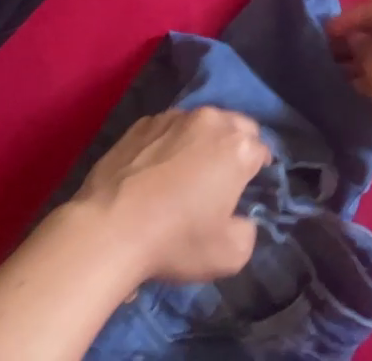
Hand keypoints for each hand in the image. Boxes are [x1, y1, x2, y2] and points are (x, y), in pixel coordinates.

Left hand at [69, 107, 270, 283]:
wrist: (110, 227)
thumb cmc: (177, 240)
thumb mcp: (232, 254)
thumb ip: (248, 229)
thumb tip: (240, 217)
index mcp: (237, 147)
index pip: (261, 151)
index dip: (257, 172)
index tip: (247, 191)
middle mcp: (208, 121)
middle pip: (235, 126)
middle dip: (235, 146)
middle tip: (222, 178)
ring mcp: (171, 117)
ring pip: (200, 123)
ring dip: (202, 141)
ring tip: (186, 171)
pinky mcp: (140, 123)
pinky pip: (167, 128)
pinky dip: (170, 142)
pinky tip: (156, 169)